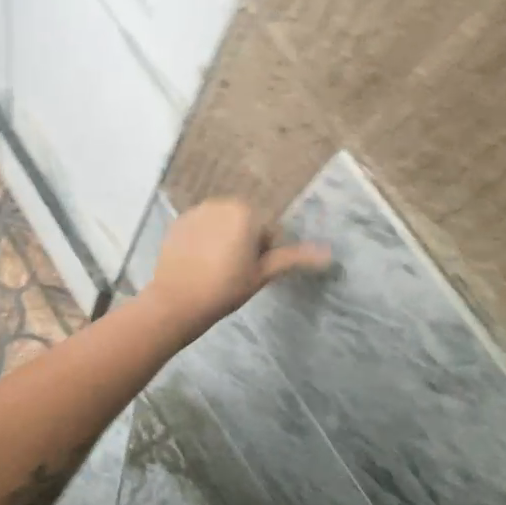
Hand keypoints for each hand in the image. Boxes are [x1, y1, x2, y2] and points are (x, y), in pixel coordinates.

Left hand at [142, 198, 332, 334]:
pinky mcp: (178, 222)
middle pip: (245, 224)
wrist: (176, 301)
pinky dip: (203, 241)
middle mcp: (221, 203)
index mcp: (246, 212)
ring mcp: (196, 211)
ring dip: (224, 240)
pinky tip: (198, 264)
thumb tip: (329, 254)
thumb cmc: (225, 288)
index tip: (250, 273)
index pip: (269, 232)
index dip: (264, 255)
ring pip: (222, 225)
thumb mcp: (263, 274)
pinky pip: (200, 228)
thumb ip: (293, 258)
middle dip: (245, 243)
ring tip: (215, 270)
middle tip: (235, 272)